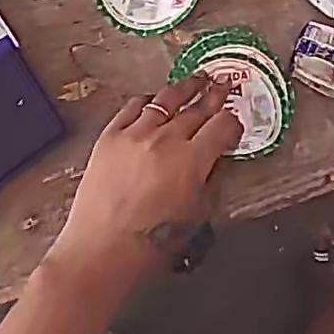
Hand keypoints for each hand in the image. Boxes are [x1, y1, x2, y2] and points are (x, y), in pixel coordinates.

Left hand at [47, 76, 243, 287]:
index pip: (224, 124)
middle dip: (216, 95)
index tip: (234, 126)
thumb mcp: (197, 216)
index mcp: (193, 160)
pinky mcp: (111, 136)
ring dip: (187, 87)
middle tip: (224, 83)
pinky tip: (156, 99)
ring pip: (168, 98)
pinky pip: (134, 106)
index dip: (234, 123)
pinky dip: (149, 100)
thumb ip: (212, 180)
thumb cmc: (152, 245)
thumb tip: (218, 157)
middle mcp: (167, 139)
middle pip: (199, 107)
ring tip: (198, 79)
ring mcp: (136, 133)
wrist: (99, 254)